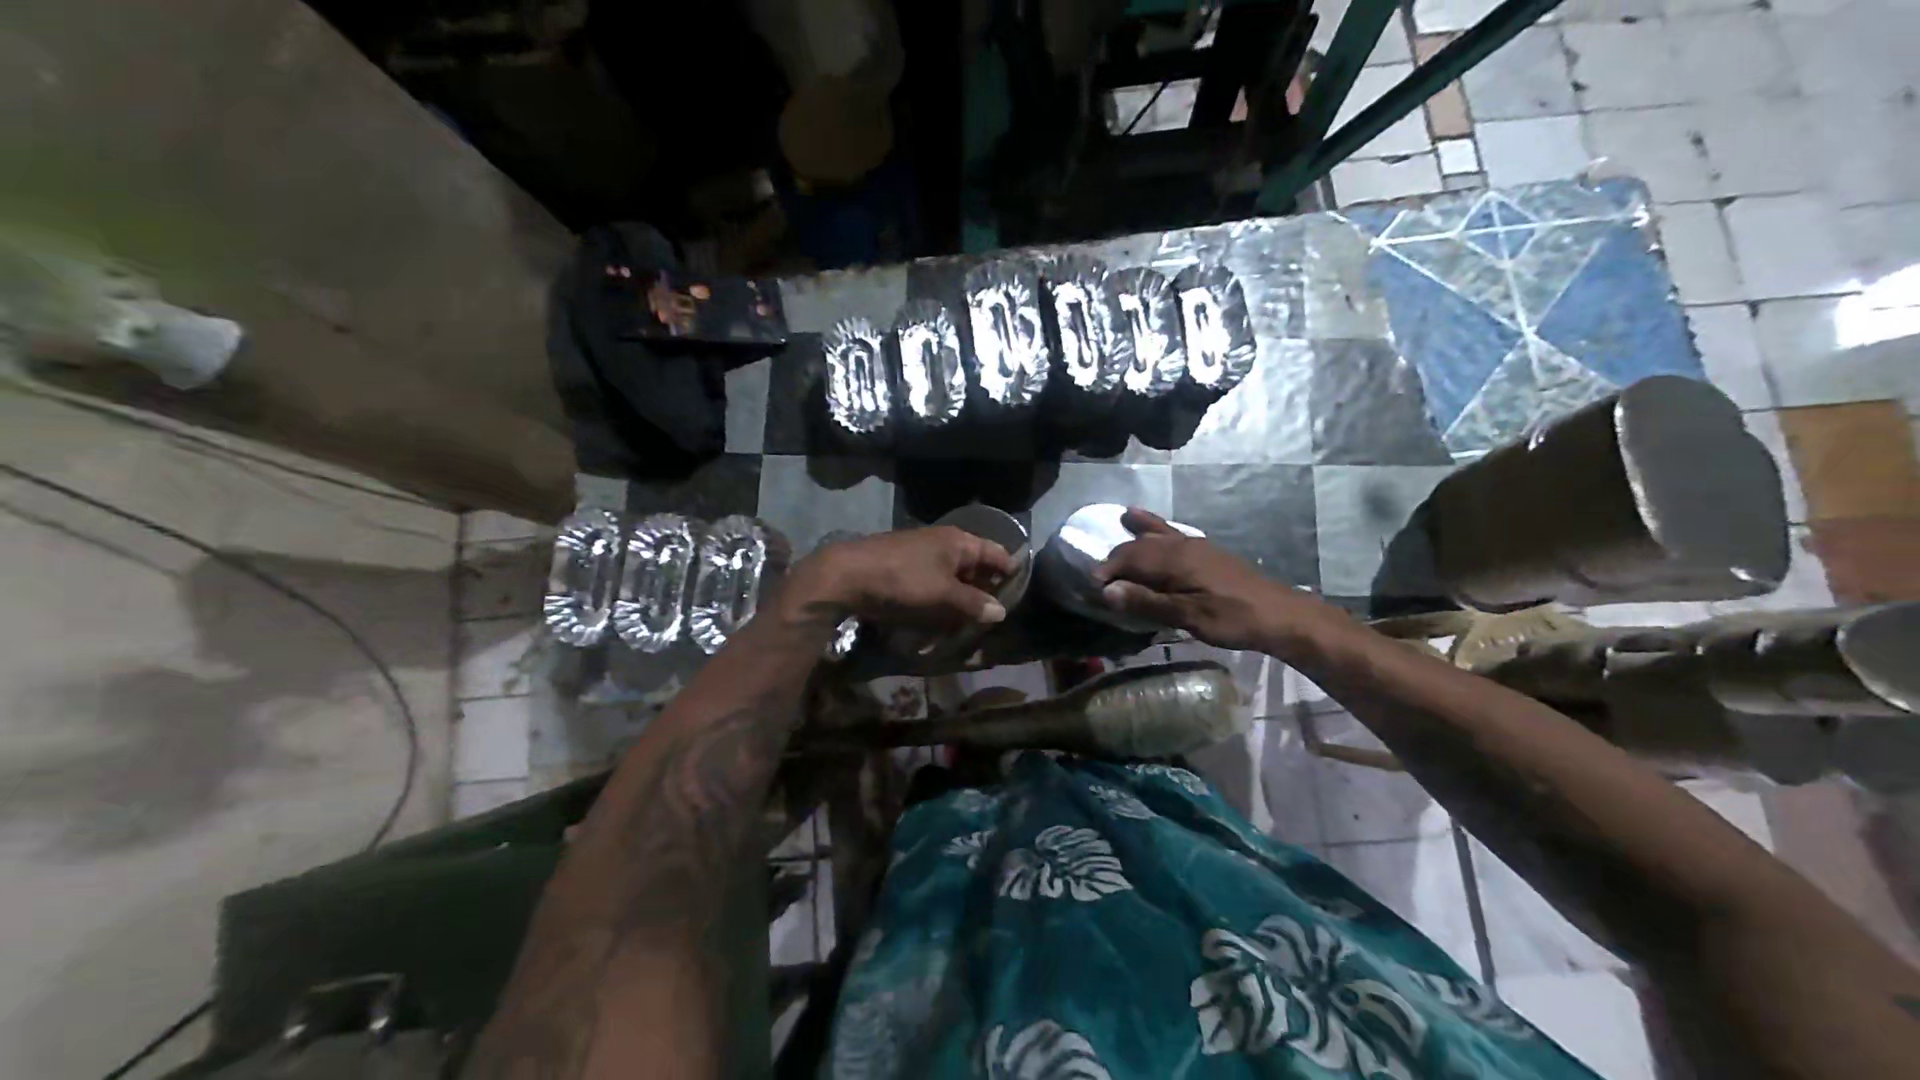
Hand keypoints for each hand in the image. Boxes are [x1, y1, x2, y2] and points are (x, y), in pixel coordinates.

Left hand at [784, 526, 1015, 630]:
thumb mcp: (943, 594)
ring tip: (965, 624)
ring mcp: (921, 553)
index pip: (996, 553)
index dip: (1010, 571)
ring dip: (959, 599)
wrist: (847, 574)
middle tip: (991, 617)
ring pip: (951, 577)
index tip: (1019, 593)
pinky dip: (938, 600)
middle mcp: (943, 542)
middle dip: (983, 591)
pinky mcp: (903, 567)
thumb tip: (1000, 611)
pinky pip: (931, 583)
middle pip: (974, 565)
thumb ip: (974, 603)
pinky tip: (936, 619)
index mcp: (959, 541)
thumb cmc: (902, 579)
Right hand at [1093, 508, 1343, 651]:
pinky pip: (1173, 535)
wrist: (1281, 615)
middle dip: (1118, 556)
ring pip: (1158, 535)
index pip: (1128, 557)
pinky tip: (1156, 528)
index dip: (1107, 570)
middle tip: (1101, 576)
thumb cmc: (1233, 618)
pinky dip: (1158, 528)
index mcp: (1175, 558)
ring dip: (1138, 534)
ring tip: (1123, 519)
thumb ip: (1147, 602)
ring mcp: (1197, 546)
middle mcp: (1182, 545)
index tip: (1094, 589)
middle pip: (1140, 545)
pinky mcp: (1208, 554)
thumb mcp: (1188, 616)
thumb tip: (1108, 591)